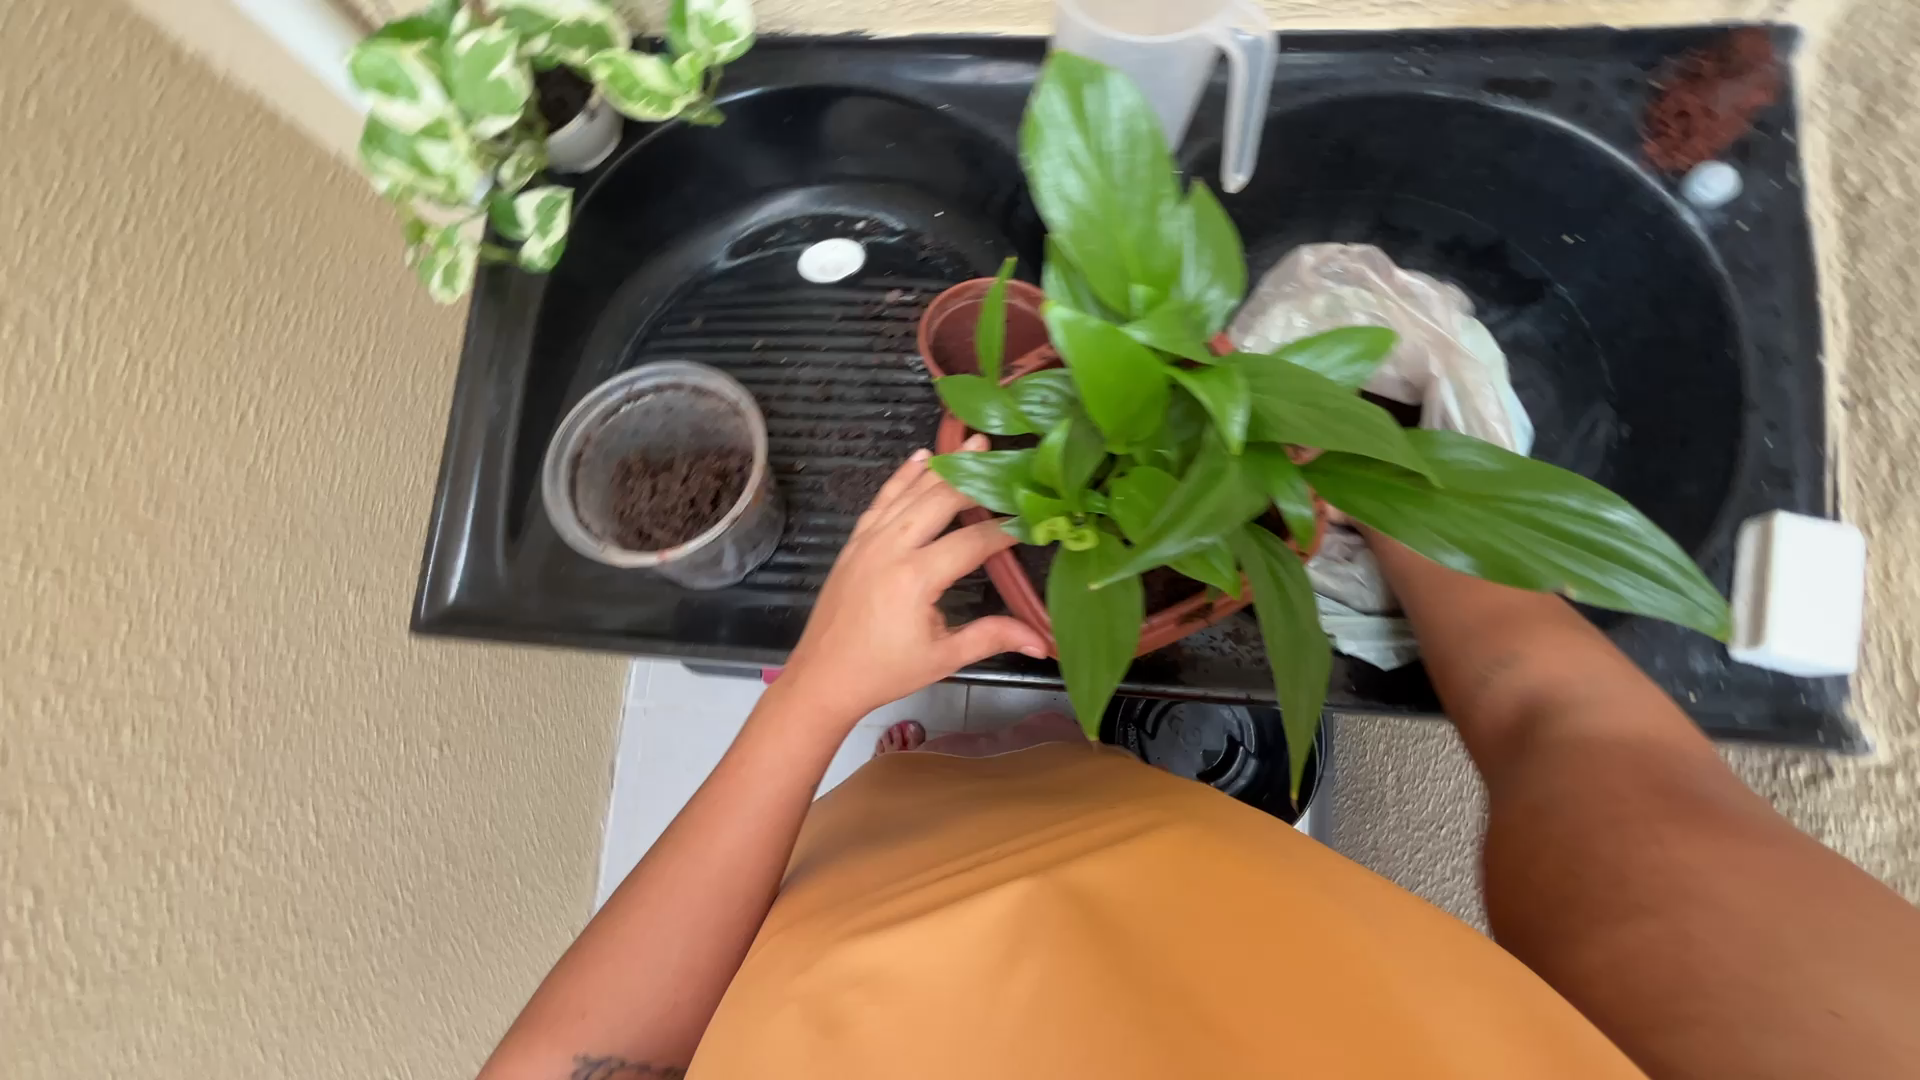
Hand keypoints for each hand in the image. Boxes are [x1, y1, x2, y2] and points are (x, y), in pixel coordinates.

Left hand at [775, 436, 1049, 725]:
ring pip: (909, 493)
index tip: (1030, 518)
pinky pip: (881, 500)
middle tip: (1002, 453)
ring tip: (971, 443)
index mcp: (916, 577)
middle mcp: (891, 548)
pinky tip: (920, 458)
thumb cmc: (885, 671)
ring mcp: (868, 540)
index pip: (971, 541)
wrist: (823, 677)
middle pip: (939, 500)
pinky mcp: (854, 542)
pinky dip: (901, 477)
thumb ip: (992, 637)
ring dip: (942, 467)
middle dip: (973, 476)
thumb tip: (1042, 642)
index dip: (1003, 530)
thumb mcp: (943, 658)